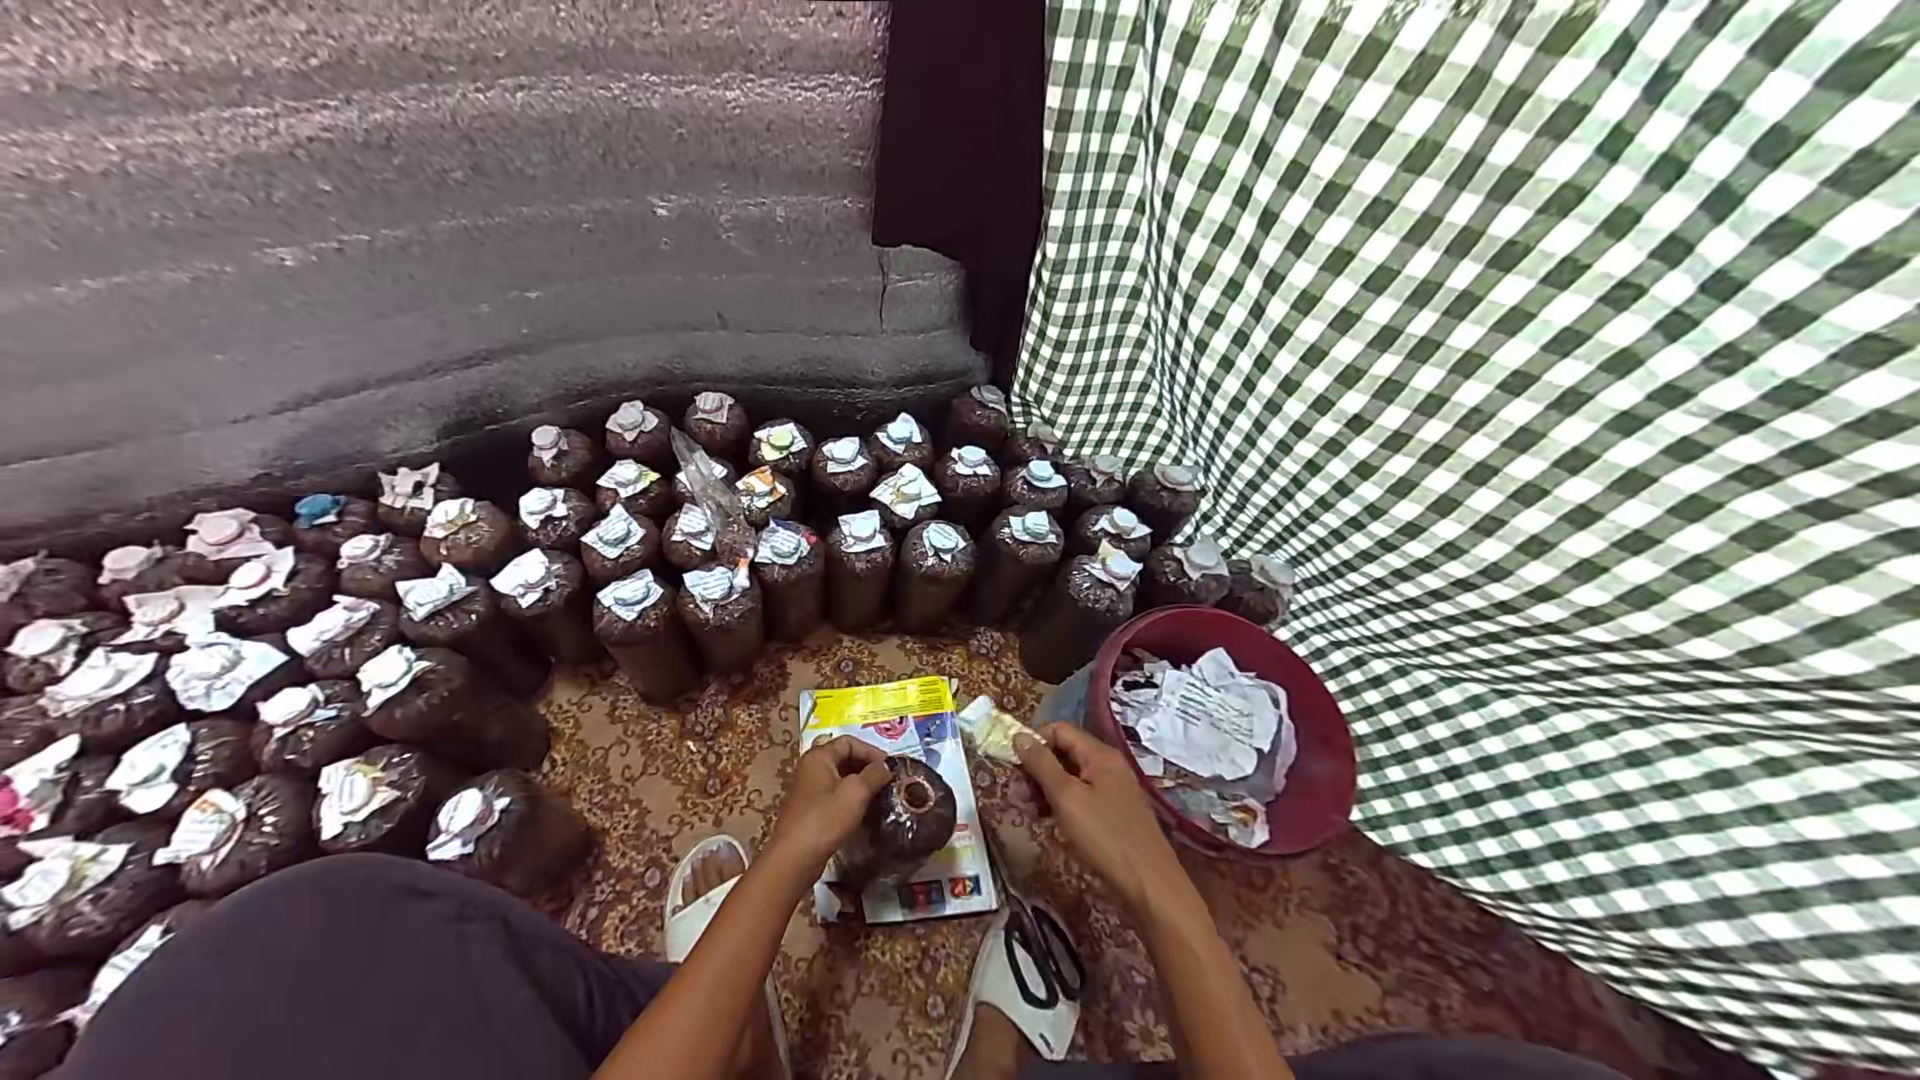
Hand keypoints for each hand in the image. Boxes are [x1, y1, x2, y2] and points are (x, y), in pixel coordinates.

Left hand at [769, 735, 891, 872]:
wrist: (795, 858)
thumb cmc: (825, 818)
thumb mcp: (856, 792)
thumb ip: (874, 774)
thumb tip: (886, 766)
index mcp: (818, 757)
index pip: (849, 742)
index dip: (871, 751)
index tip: (889, 766)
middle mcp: (810, 768)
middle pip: (843, 757)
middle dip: (867, 765)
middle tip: (887, 779)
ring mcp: (808, 790)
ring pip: (839, 777)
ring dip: (860, 782)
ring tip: (879, 793)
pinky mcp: (809, 809)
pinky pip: (834, 794)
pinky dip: (850, 796)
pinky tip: (862, 809)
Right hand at [1016, 723, 1183, 913]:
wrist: (1149, 885)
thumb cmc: (1104, 836)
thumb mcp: (1066, 797)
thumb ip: (1041, 764)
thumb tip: (1019, 736)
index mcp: (1100, 755)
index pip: (1059, 730)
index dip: (1034, 741)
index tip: (1013, 765)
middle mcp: (1108, 766)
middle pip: (1064, 753)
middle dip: (1036, 769)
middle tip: (1016, 795)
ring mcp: (1112, 790)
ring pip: (1070, 777)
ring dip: (1045, 789)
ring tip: (1027, 811)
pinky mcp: (1112, 813)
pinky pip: (1080, 797)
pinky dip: (1060, 804)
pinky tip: (1048, 821)